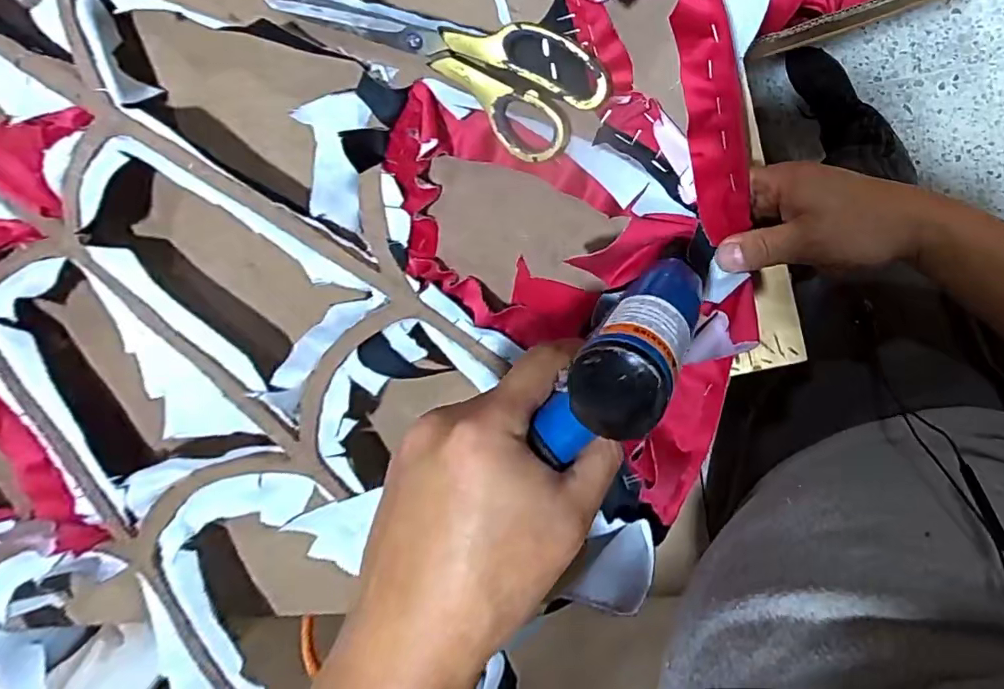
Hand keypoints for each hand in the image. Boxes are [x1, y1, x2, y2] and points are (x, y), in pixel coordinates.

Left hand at [318, 343, 619, 688]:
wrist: (410, 647)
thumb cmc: (498, 577)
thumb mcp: (571, 516)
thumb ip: (600, 454)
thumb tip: (608, 423)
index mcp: (482, 424)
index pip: (539, 362)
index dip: (574, 354)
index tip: (596, 365)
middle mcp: (440, 420)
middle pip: (510, 398)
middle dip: (541, 420)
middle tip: (556, 465)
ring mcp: (411, 445)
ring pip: (481, 422)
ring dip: (508, 440)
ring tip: (516, 497)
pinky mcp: (395, 471)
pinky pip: (453, 444)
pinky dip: (478, 458)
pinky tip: (480, 509)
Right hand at [713, 161, 950, 272]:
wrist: (913, 227)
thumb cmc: (857, 227)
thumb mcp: (805, 242)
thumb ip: (760, 247)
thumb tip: (718, 255)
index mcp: (779, 179)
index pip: (730, 189)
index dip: (709, 212)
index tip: (690, 239)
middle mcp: (787, 182)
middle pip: (745, 204)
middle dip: (727, 230)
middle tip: (704, 261)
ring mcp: (803, 196)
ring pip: (763, 217)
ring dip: (749, 239)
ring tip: (724, 266)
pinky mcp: (816, 212)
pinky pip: (782, 224)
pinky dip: (770, 241)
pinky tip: (759, 263)